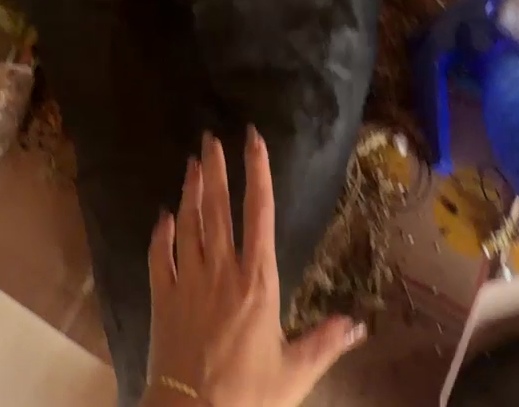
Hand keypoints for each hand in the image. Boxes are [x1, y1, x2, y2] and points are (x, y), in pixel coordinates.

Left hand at [140, 128, 365, 406]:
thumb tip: (359, 324)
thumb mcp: (295, 373)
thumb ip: (325, 343)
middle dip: (216, 169)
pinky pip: (158, 256)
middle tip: (211, 136)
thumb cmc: (248, 395)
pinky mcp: (161, 297)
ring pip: (187, 223)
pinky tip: (162, 216)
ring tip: (192, 163)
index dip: (257, 172)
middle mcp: (221, 270)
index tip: (253, 139)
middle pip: (217, 208)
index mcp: (257, 280)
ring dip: (189, 191)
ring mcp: (187, 280)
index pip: (259, 213)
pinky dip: (160, 233)